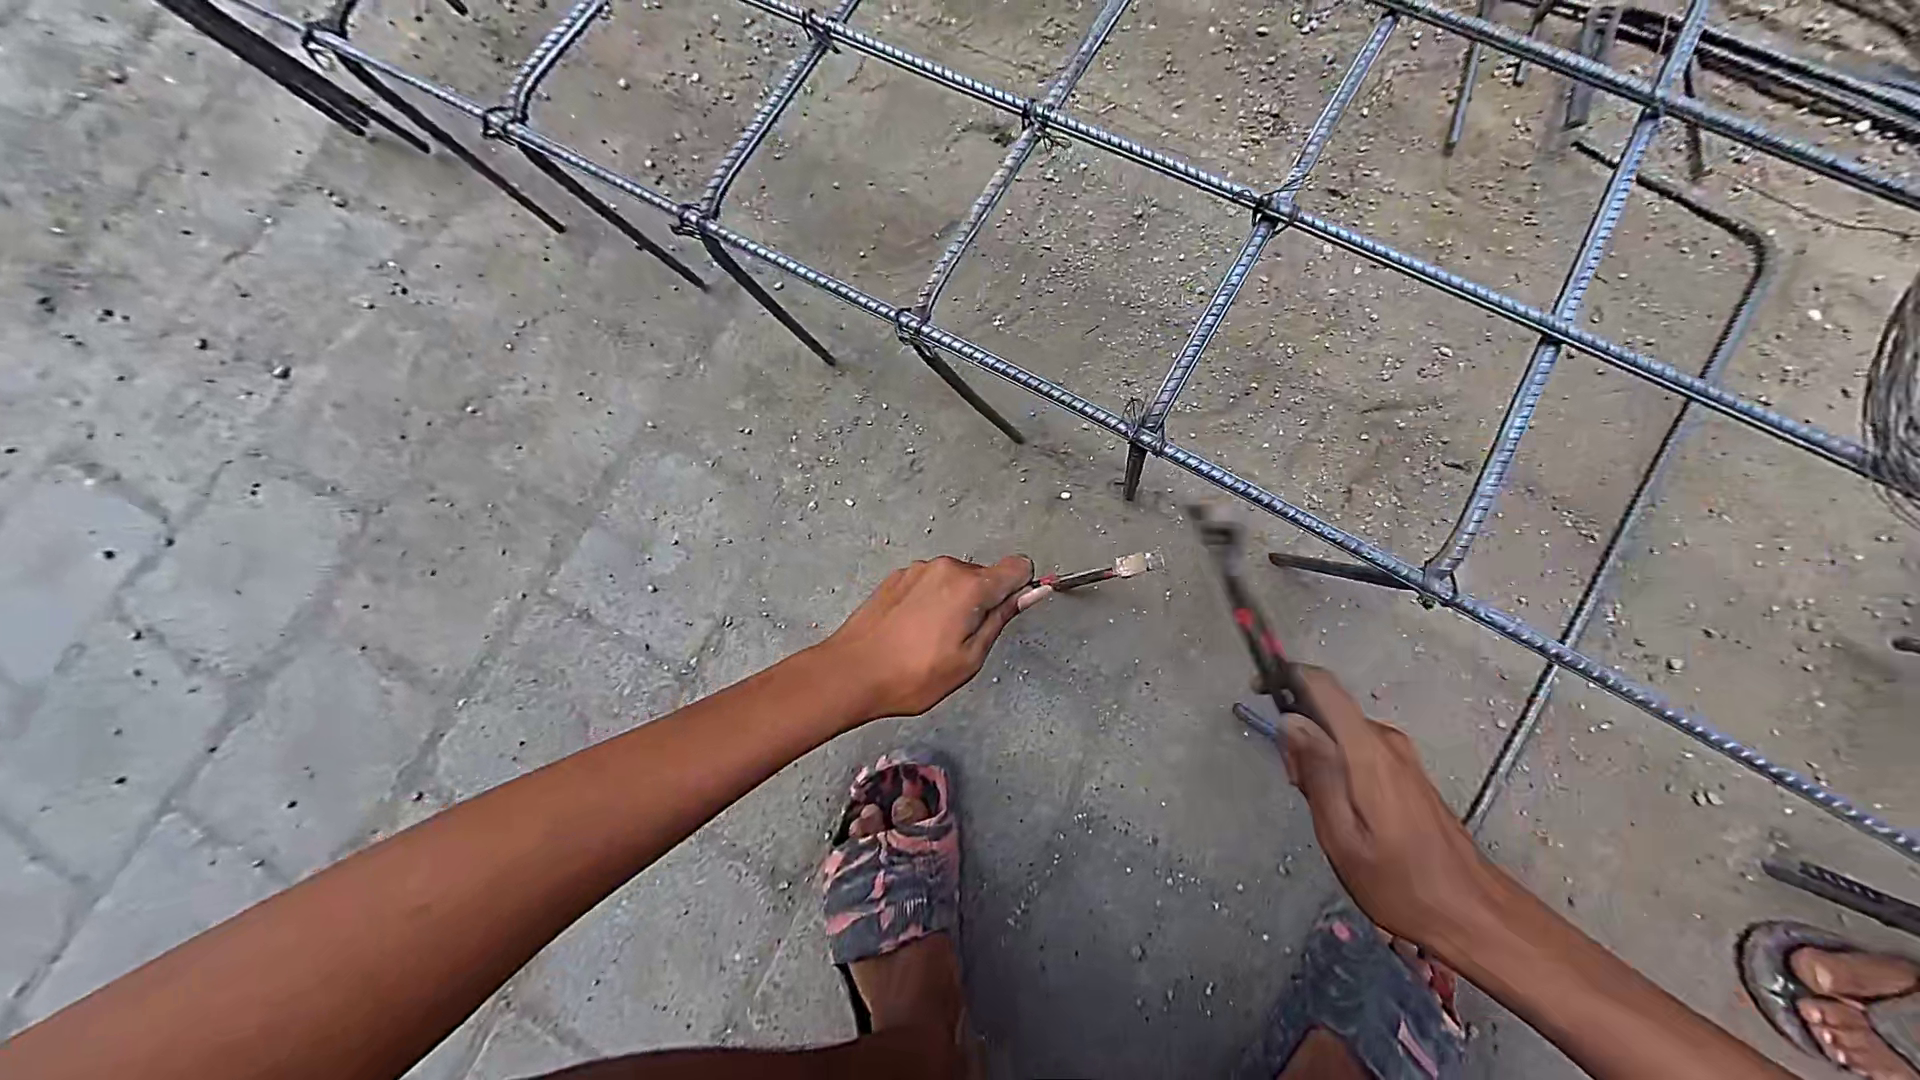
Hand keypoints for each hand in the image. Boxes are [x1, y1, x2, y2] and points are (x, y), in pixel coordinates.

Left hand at [821, 555, 1034, 720]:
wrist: (851, 672)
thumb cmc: (908, 675)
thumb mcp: (969, 658)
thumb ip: (1003, 618)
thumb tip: (1032, 593)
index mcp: (969, 586)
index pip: (1017, 566)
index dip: (1020, 590)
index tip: (1007, 612)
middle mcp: (944, 568)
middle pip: (985, 576)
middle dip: (983, 604)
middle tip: (962, 641)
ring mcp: (918, 571)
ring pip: (956, 581)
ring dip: (955, 604)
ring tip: (933, 641)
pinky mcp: (898, 578)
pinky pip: (930, 584)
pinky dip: (931, 603)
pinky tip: (915, 632)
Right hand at [1279, 666, 1513, 951]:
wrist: (1476, 917)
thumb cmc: (1402, 884)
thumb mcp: (1342, 836)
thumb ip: (1316, 772)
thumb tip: (1290, 721)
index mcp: (1367, 752)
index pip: (1322, 686)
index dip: (1285, 677)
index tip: (1257, 691)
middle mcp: (1386, 742)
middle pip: (1326, 708)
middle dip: (1297, 733)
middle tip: (1297, 785)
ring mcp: (1400, 755)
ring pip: (1338, 729)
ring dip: (1315, 753)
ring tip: (1318, 804)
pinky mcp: (1405, 771)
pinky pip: (1356, 746)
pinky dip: (1334, 763)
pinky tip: (1340, 806)